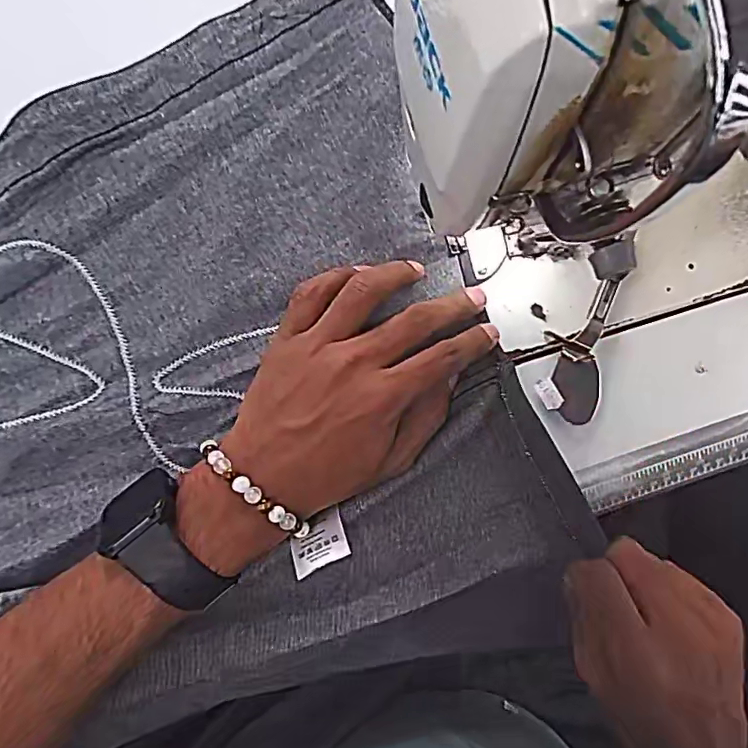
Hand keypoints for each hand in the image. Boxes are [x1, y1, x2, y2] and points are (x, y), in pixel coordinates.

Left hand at [176, 260, 497, 575]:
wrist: (263, 477)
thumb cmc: (323, 474)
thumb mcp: (389, 460)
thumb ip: (424, 418)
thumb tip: (447, 381)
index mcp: (381, 398)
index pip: (442, 356)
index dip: (471, 341)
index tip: (484, 333)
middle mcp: (352, 364)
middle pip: (415, 319)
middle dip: (453, 305)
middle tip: (469, 298)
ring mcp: (317, 347)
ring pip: (363, 290)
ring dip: (396, 274)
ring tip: (414, 270)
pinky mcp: (288, 340)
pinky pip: (312, 294)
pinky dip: (336, 276)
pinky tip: (356, 273)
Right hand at [567, 537, 747, 747]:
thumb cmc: (645, 721)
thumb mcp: (597, 677)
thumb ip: (584, 620)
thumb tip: (579, 575)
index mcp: (635, 651)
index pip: (597, 571)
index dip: (584, 579)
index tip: (585, 595)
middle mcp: (677, 626)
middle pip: (627, 553)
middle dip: (614, 574)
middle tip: (615, 609)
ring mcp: (708, 615)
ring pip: (654, 559)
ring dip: (641, 579)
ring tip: (644, 618)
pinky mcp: (727, 612)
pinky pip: (680, 575)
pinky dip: (668, 590)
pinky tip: (669, 621)